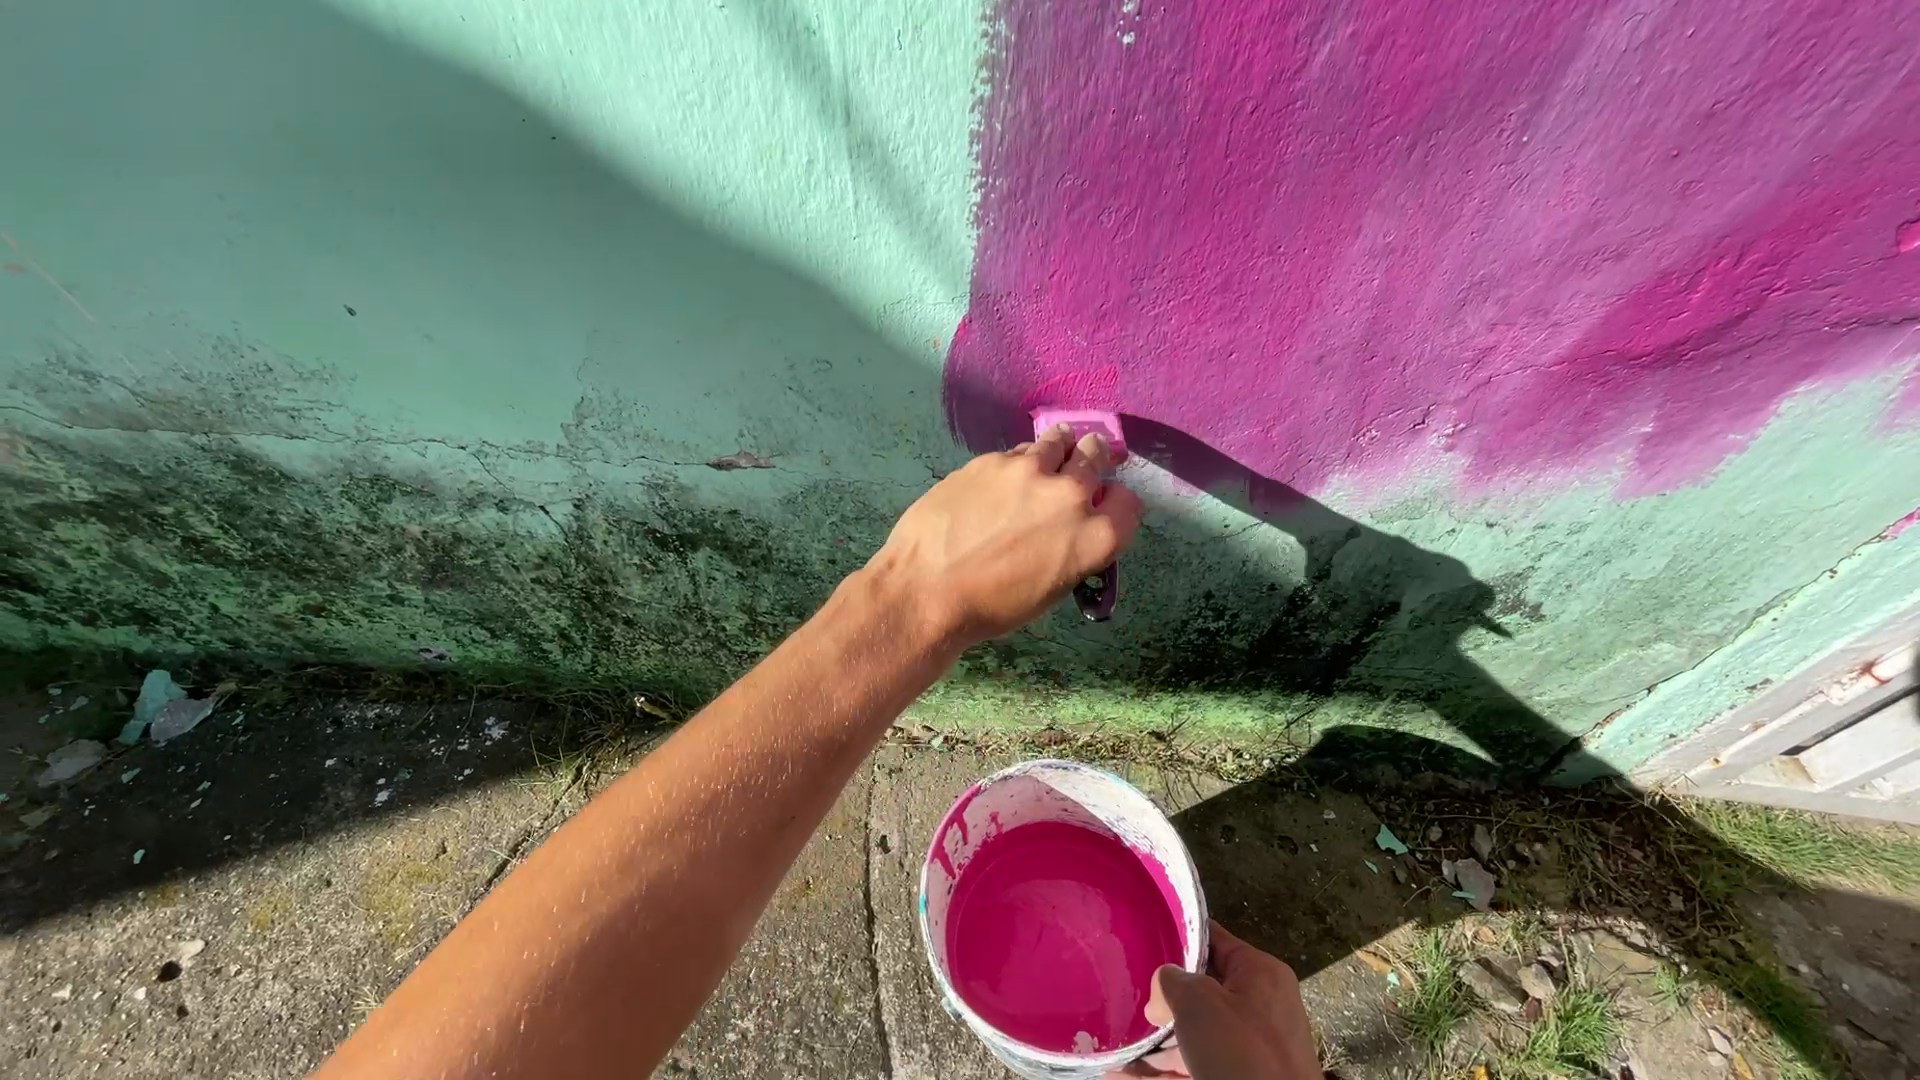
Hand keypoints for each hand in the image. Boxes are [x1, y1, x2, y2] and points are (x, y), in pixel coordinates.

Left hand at [869, 424, 1142, 646]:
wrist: (927, 589)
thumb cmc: (992, 607)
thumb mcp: (1052, 588)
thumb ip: (1075, 548)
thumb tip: (1073, 525)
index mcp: (1095, 537)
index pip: (1128, 502)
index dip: (1115, 503)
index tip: (1102, 504)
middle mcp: (1071, 495)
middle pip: (1096, 456)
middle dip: (1092, 458)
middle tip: (1081, 462)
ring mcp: (1030, 471)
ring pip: (1058, 441)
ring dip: (1059, 447)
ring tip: (1052, 451)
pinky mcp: (992, 460)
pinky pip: (1018, 452)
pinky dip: (1018, 462)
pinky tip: (1002, 477)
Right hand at [1106, 922, 1320, 1078]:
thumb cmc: (1242, 1053)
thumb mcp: (1198, 1001)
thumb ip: (1171, 981)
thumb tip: (1161, 994)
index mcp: (1258, 974)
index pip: (1211, 939)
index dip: (1175, 934)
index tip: (1139, 933)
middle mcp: (1255, 1008)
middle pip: (1198, 990)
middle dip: (1160, 995)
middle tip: (1122, 989)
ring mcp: (1246, 1052)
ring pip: (1190, 1036)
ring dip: (1152, 1041)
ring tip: (1111, 1035)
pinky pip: (1188, 1069)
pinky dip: (1157, 1073)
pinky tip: (1119, 1073)